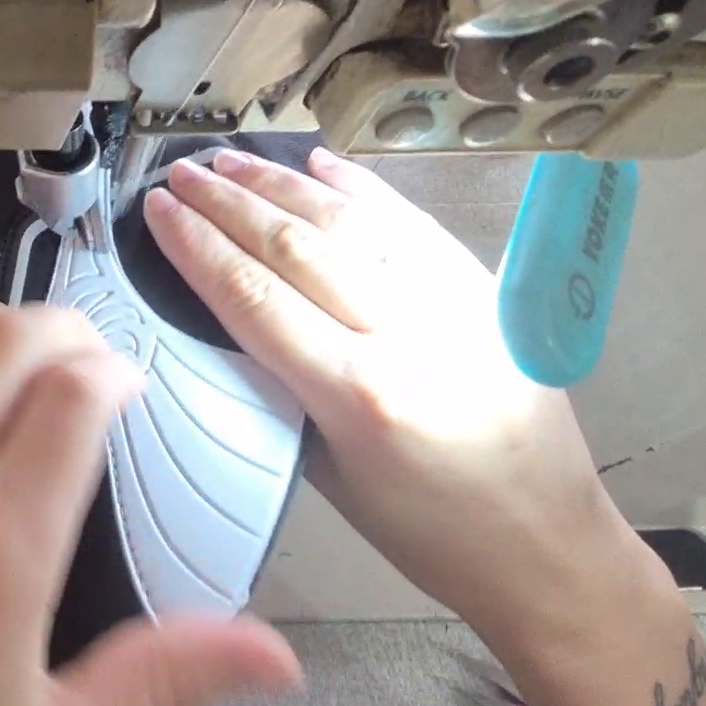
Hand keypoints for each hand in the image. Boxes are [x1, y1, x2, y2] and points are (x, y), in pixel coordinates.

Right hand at [144, 149, 651, 631]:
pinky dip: (359, 186)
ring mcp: (457, 305)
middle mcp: (409, 337)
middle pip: (294, 246)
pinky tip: (318, 163)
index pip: (252, 294)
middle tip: (181, 175)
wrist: (546, 544)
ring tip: (229, 161)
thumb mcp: (316, 464)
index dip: (195, 244)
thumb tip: (224, 305)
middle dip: (226, 202)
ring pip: (349, 220)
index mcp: (357, 394)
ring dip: (280, 184)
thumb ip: (272, 378)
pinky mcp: (488, 292)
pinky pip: (411, 222)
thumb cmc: (417, 524)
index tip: (158, 211)